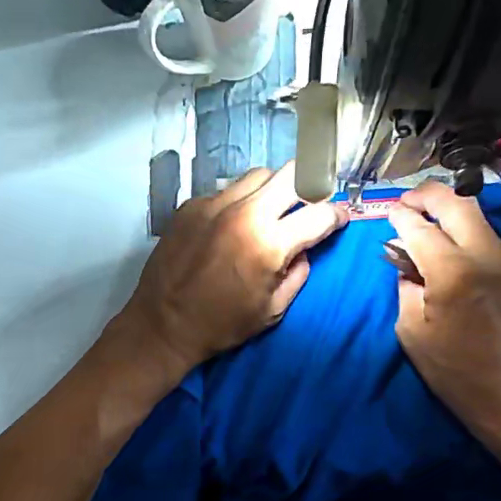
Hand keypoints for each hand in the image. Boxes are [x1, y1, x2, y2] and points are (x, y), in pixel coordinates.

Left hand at [112, 163, 345, 374]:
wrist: (161, 325)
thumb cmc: (219, 325)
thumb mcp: (271, 310)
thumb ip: (297, 274)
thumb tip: (304, 250)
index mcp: (269, 243)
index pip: (319, 212)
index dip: (337, 215)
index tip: (339, 218)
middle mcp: (244, 213)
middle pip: (293, 174)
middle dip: (309, 187)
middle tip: (308, 205)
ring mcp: (213, 205)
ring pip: (258, 175)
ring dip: (272, 189)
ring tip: (269, 211)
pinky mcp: (190, 207)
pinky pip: (225, 190)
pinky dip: (237, 202)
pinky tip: (231, 225)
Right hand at [384, 181, 500, 449]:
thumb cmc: (454, 370)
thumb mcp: (411, 332)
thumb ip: (407, 288)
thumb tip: (408, 261)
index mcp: (453, 273)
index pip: (421, 228)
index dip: (402, 216)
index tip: (392, 210)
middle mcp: (494, 257)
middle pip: (461, 207)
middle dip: (433, 196)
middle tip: (414, 198)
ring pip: (487, 236)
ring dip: (465, 241)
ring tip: (456, 266)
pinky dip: (494, 267)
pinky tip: (491, 292)